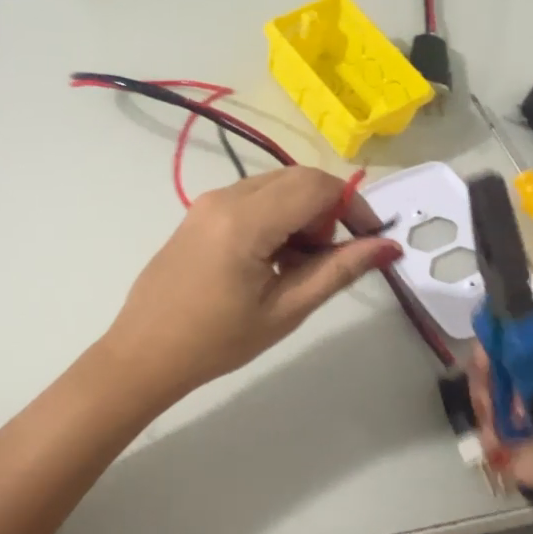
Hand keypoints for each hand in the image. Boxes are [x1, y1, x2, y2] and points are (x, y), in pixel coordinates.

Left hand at [96, 167, 401, 402]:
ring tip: (297, 268)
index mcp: (245, 220)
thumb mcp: (285, 311)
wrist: (145, 354)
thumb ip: (337, 271)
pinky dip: (275, 218)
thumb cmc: (216, 342)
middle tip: (328, 259)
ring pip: (274, 187)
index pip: (316, 186)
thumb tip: (388, 246)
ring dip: (300, 215)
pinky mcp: (197, 214)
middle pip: (297, 179)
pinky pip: (250, 199)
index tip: (370, 240)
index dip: (353, 206)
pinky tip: (270, 263)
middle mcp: (224, 198)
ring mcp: (205, 203)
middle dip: (326, 211)